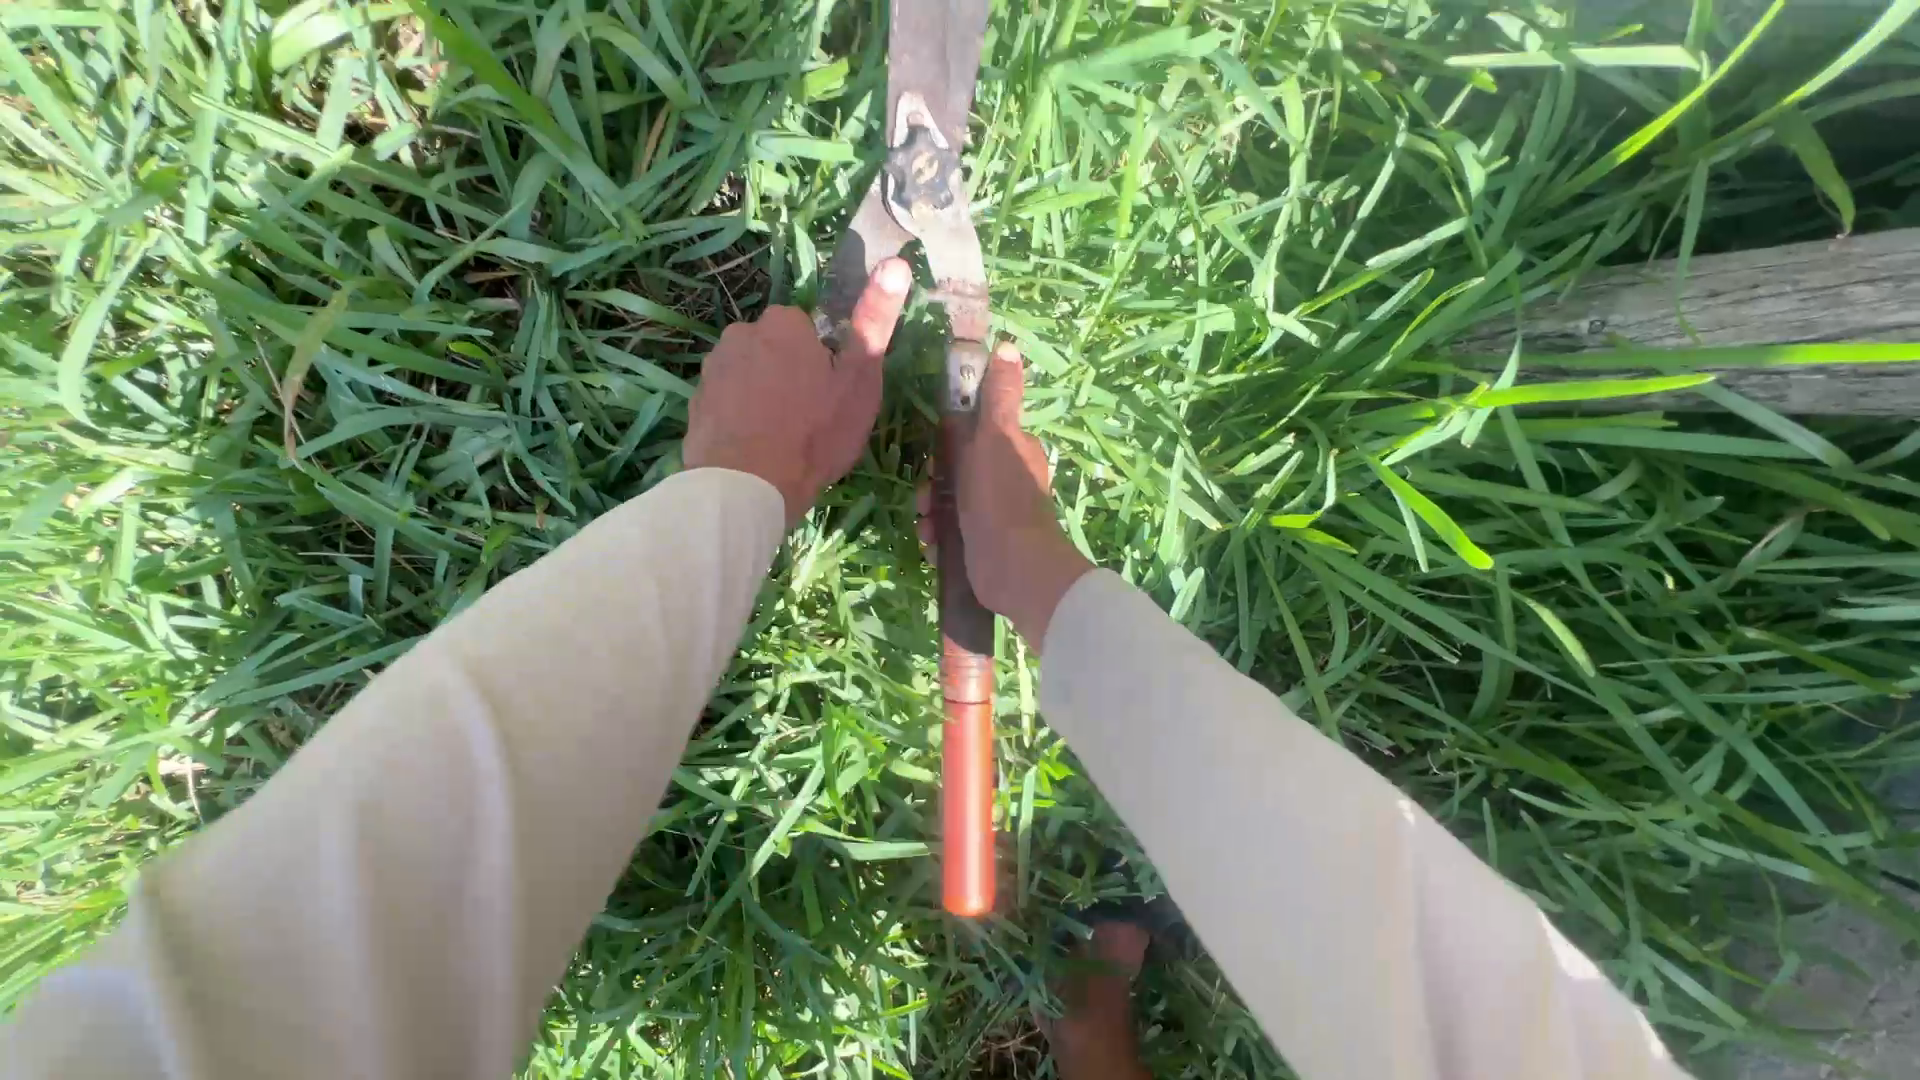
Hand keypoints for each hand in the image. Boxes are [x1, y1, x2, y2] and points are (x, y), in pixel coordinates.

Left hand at [684, 259, 911, 525]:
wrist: (748, 486)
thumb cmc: (815, 432)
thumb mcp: (860, 380)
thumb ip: (875, 321)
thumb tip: (897, 262)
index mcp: (783, 325)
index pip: (804, 329)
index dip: (821, 361)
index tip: (829, 394)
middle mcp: (740, 334)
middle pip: (773, 349)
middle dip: (788, 374)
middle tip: (809, 419)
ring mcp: (712, 370)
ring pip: (748, 375)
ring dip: (762, 396)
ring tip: (781, 438)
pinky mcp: (695, 405)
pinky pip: (726, 403)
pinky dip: (739, 419)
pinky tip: (755, 449)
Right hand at [920, 342, 1093, 648]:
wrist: (1013, 568)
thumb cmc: (1001, 497)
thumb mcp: (997, 436)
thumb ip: (999, 396)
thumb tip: (1007, 347)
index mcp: (1013, 450)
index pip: (972, 434)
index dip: (947, 444)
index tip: (934, 458)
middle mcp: (1005, 480)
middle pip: (955, 471)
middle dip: (934, 484)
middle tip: (928, 498)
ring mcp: (994, 514)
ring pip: (948, 502)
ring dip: (931, 512)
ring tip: (929, 526)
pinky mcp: (982, 544)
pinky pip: (950, 531)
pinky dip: (938, 536)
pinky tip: (934, 545)